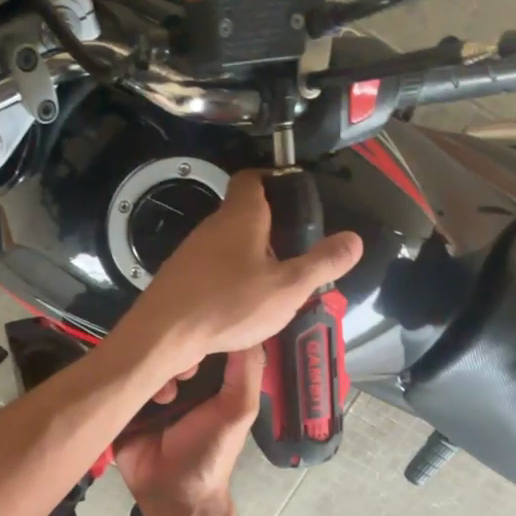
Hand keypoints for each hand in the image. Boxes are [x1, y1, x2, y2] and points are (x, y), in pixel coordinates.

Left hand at [110, 171, 362, 374]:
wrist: (162, 336)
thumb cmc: (227, 305)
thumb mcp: (287, 288)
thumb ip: (322, 263)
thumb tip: (354, 240)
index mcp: (241, 216)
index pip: (252, 179)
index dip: (273, 180)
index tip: (293, 195)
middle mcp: (212, 227)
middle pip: (242, 217)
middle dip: (268, 232)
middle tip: (294, 255)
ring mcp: (190, 254)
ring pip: (226, 249)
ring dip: (247, 264)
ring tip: (270, 289)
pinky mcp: (178, 281)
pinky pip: (210, 275)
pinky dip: (227, 286)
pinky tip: (238, 311)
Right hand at [117, 346, 265, 515]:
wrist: (171, 492)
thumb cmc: (211, 451)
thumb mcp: (239, 407)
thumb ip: (247, 368)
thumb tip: (249, 322)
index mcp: (208, 377)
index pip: (202, 339)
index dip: (202, 332)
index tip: (202, 336)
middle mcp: (177, 378)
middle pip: (170, 346)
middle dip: (175, 353)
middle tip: (183, 375)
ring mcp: (148, 389)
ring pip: (144, 360)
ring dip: (152, 371)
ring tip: (165, 397)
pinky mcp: (123, 402)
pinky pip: (120, 380)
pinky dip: (127, 381)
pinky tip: (138, 395)